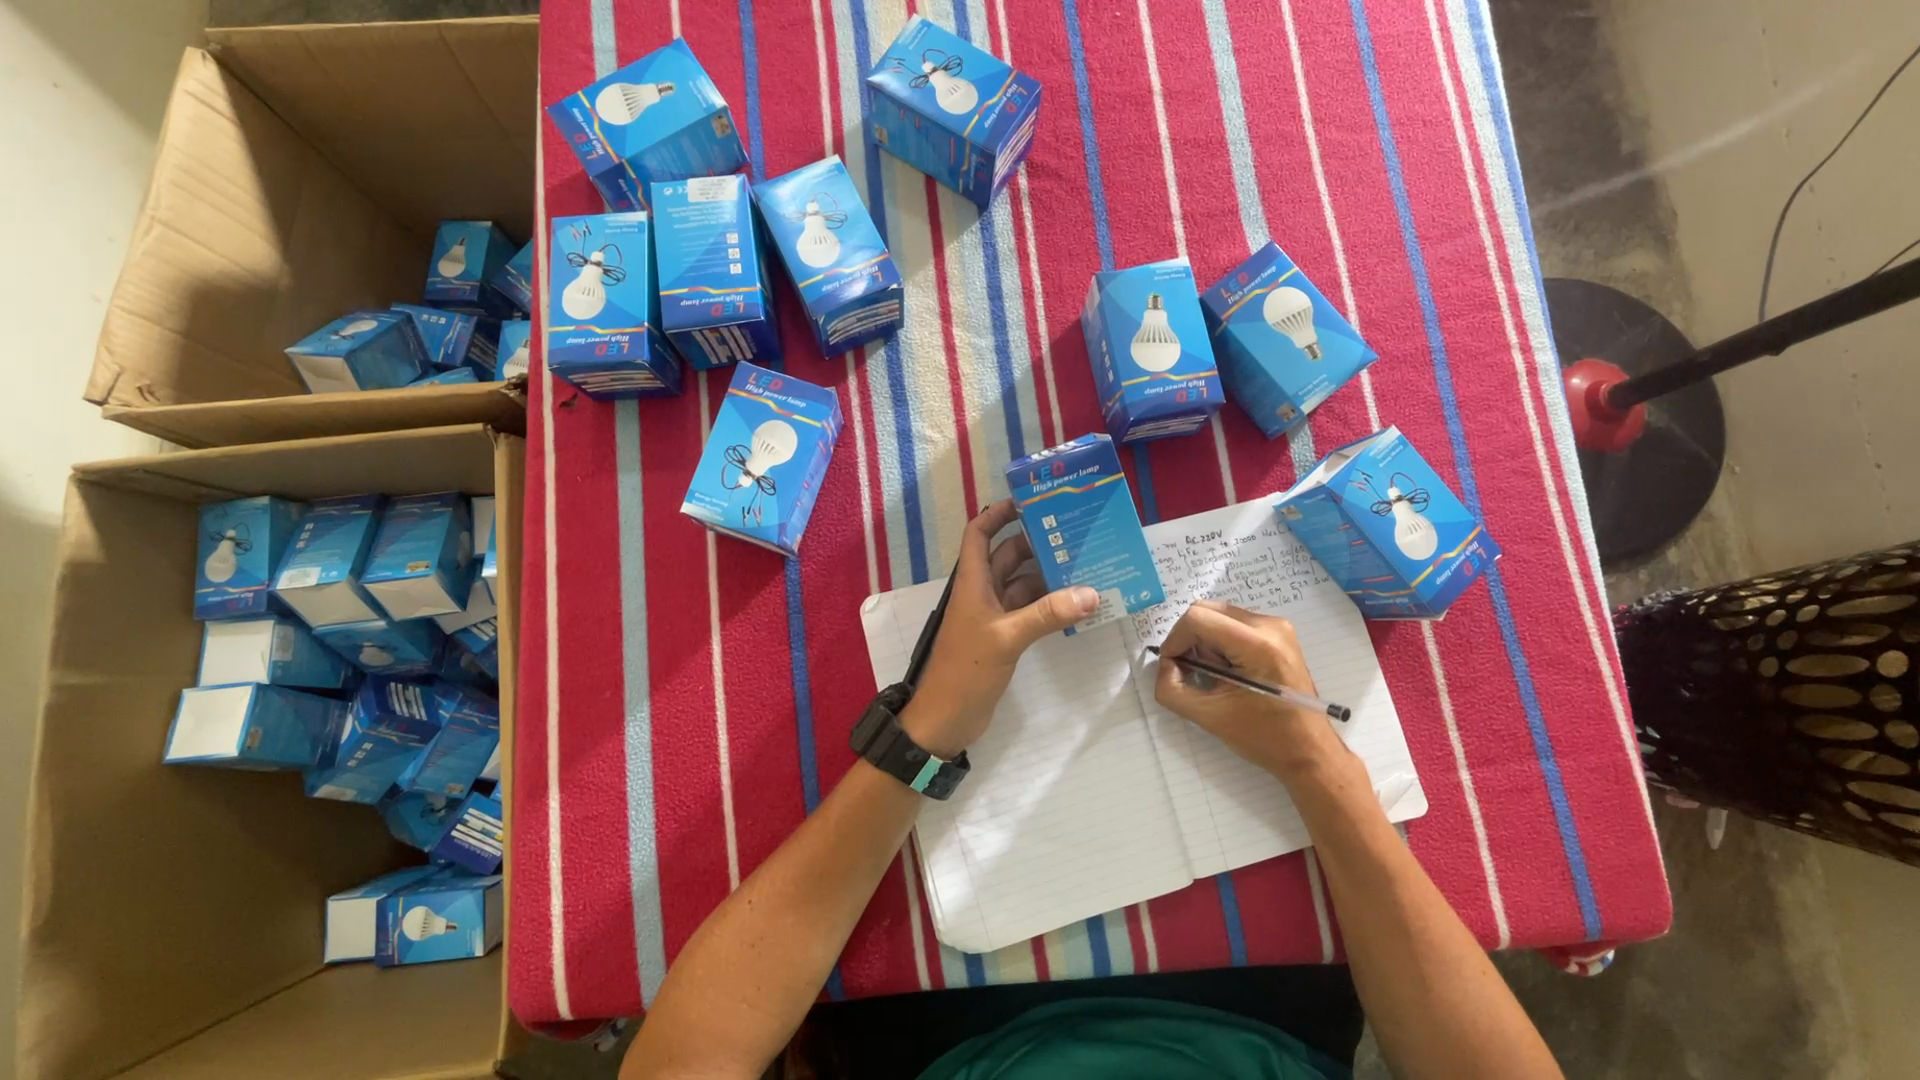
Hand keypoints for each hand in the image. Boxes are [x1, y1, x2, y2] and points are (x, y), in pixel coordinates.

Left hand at [902, 500, 1097, 757]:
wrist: (946, 718)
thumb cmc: (966, 670)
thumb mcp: (1007, 638)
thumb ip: (1047, 614)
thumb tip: (1091, 593)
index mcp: (972, 583)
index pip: (979, 534)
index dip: (998, 514)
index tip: (1030, 502)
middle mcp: (982, 593)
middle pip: (1008, 556)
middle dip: (1038, 543)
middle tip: (1076, 534)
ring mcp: (992, 616)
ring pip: (1022, 584)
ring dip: (1048, 575)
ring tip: (1086, 565)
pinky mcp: (1003, 638)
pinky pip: (1029, 610)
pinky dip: (1050, 605)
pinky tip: (1077, 603)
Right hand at [1153, 600, 1355, 781]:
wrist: (1309, 751)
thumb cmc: (1264, 737)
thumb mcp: (1208, 717)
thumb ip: (1171, 689)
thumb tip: (1165, 665)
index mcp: (1257, 645)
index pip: (1197, 619)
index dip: (1175, 640)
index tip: (1172, 667)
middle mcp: (1270, 625)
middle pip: (1207, 610)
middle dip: (1190, 639)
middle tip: (1194, 672)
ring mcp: (1278, 626)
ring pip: (1219, 616)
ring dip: (1206, 642)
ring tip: (1216, 675)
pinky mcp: (1279, 633)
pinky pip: (1234, 624)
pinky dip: (1221, 642)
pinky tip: (1230, 671)